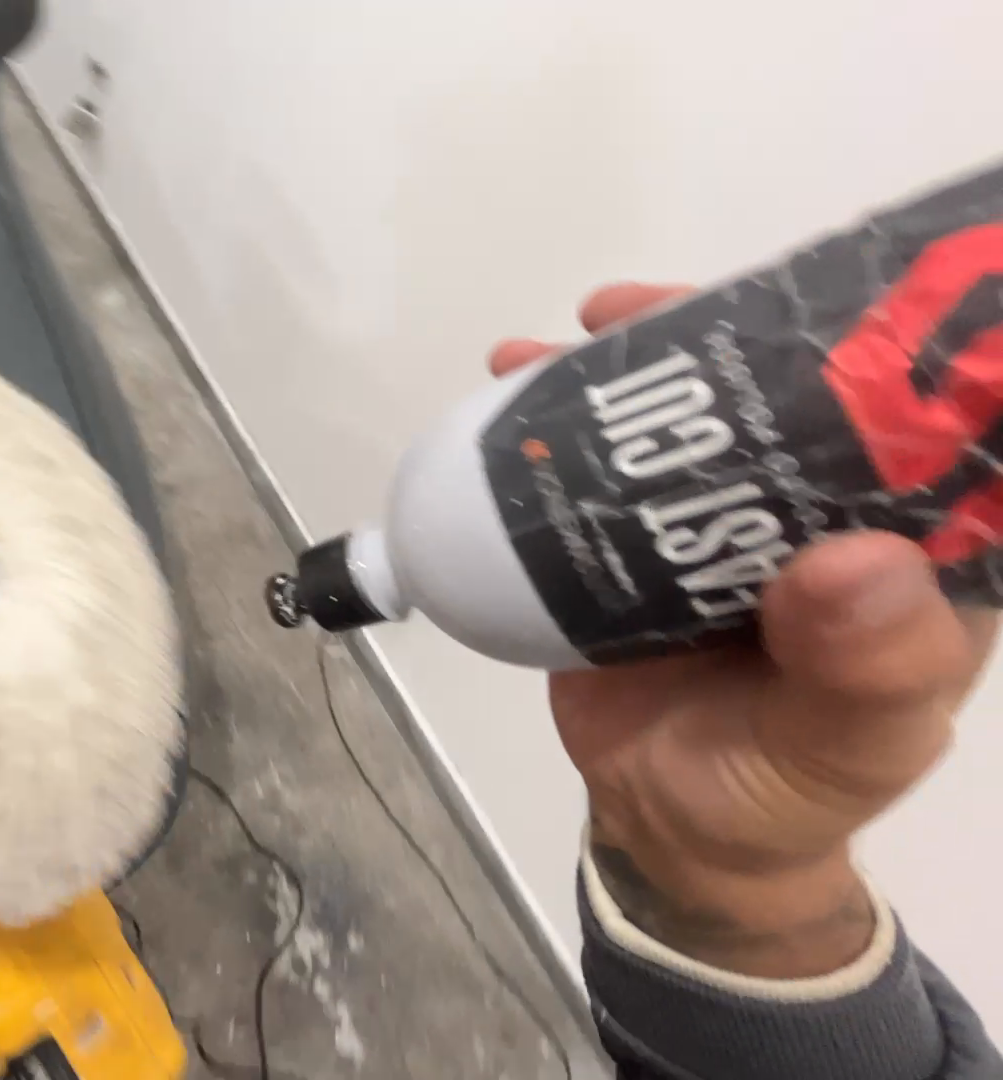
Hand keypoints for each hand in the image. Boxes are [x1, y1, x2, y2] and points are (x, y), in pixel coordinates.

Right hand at [491, 284, 998, 977]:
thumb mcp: (842, 745)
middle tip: (606, 313)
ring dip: (589, 386)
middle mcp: (786, 520)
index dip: (832, 344)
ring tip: (524, 356)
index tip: (755, 304)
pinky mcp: (615, 560)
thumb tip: (845, 559)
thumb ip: (865, 669)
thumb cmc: (776, 788)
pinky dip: (536, 452)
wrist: (665, 818)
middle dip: (676, 345)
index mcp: (884, 543)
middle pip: (741, 405)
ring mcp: (690, 537)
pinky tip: (491, 425)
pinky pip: (582, 492)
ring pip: (650, 438)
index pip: (880, 418)